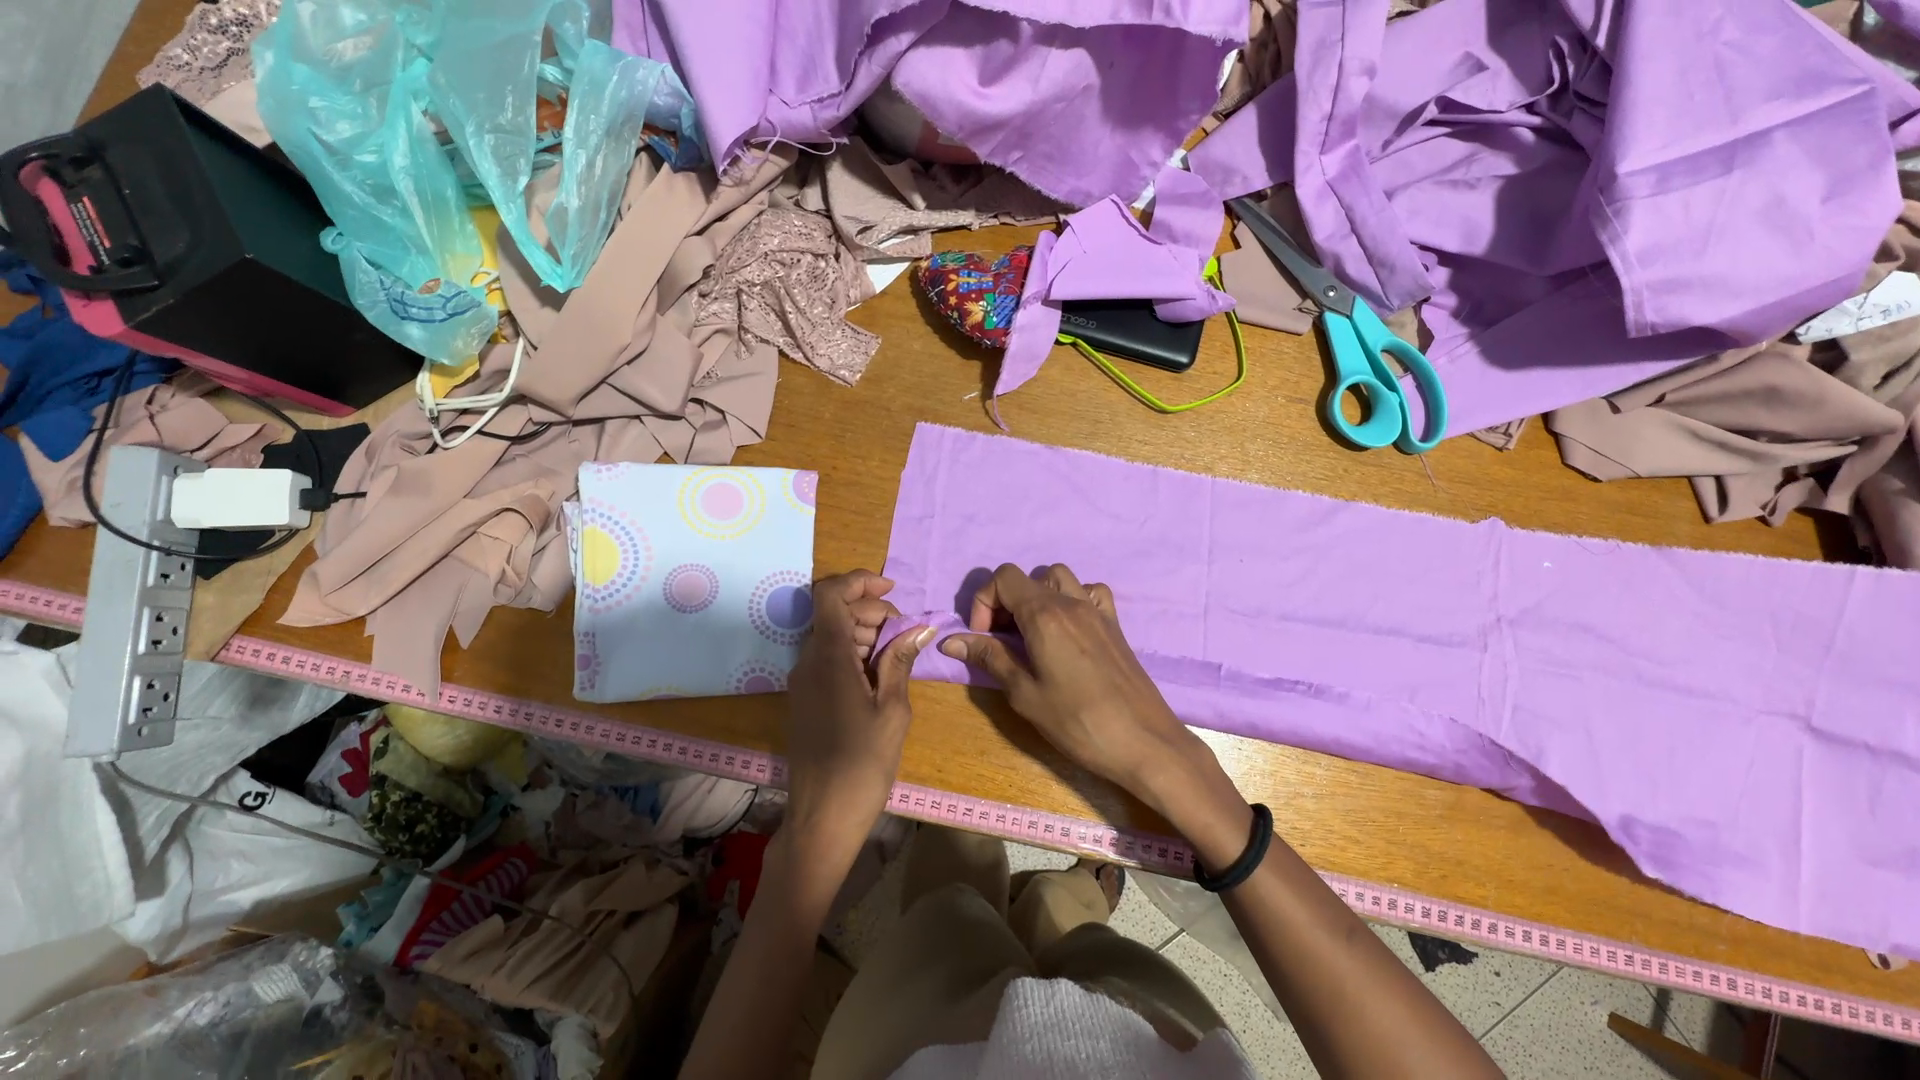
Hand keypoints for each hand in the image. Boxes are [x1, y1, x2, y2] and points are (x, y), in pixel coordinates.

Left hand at [784, 570, 934, 861]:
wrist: (822, 817)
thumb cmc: (863, 764)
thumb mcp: (892, 711)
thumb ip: (900, 662)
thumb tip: (918, 628)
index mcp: (827, 657)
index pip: (829, 594)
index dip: (859, 582)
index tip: (893, 589)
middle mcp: (807, 661)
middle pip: (832, 612)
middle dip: (870, 609)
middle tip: (905, 631)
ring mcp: (802, 681)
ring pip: (830, 635)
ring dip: (863, 632)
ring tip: (897, 654)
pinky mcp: (805, 699)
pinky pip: (826, 659)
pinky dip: (852, 653)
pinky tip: (879, 675)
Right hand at [938, 563, 1204, 799]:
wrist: (1144, 742)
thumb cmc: (1078, 722)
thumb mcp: (1024, 694)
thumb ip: (990, 659)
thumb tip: (951, 641)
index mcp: (1045, 614)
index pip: (1004, 577)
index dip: (984, 601)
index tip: (983, 638)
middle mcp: (1072, 602)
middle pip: (1030, 577)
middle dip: (1007, 602)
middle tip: (1002, 641)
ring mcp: (1098, 611)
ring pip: (1060, 579)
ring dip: (1038, 596)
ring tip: (1032, 634)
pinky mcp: (1115, 626)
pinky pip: (1089, 593)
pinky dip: (1071, 600)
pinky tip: (1067, 633)